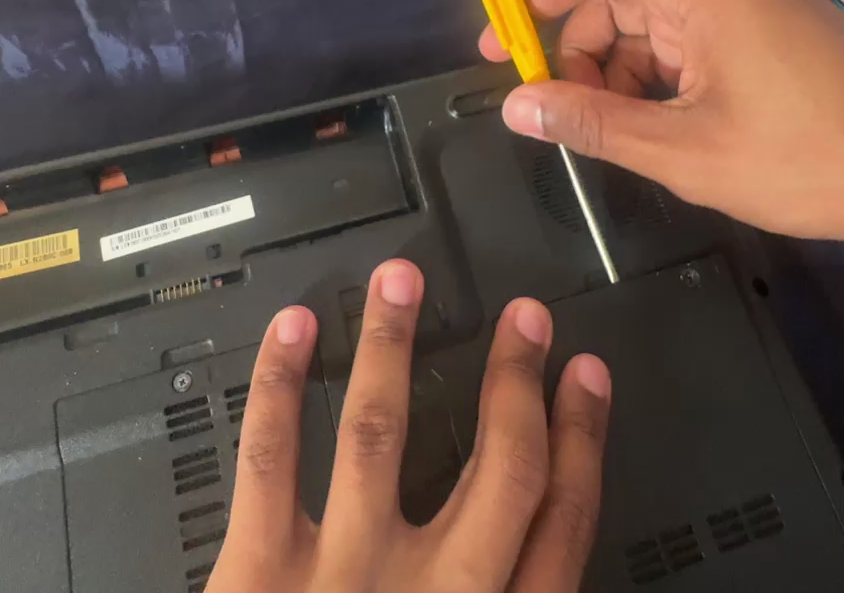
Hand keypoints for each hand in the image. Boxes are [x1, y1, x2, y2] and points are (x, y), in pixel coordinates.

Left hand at [207, 259, 613, 592]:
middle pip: (498, 466)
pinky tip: (294, 328)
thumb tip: (546, 558)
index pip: (563, 524)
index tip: (588, 379)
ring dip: (395, 345)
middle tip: (525, 315)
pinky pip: (271, 459)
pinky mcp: (255, 576)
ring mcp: (342, 579)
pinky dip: (280, 384)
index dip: (585, 440)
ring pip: (381, 431)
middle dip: (516, 381)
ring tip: (400, 280)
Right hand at [464, 0, 843, 248]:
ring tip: (576, 109)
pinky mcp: (756, 29)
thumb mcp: (685, 151)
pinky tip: (631, 113)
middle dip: (553, 15)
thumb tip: (514, 103)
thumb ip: (593, 122)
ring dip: (597, 52)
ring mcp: (739, 1)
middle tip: (509, 64)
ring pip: (639, 9)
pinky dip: (639, 66)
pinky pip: (675, 32)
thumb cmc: (811, 159)